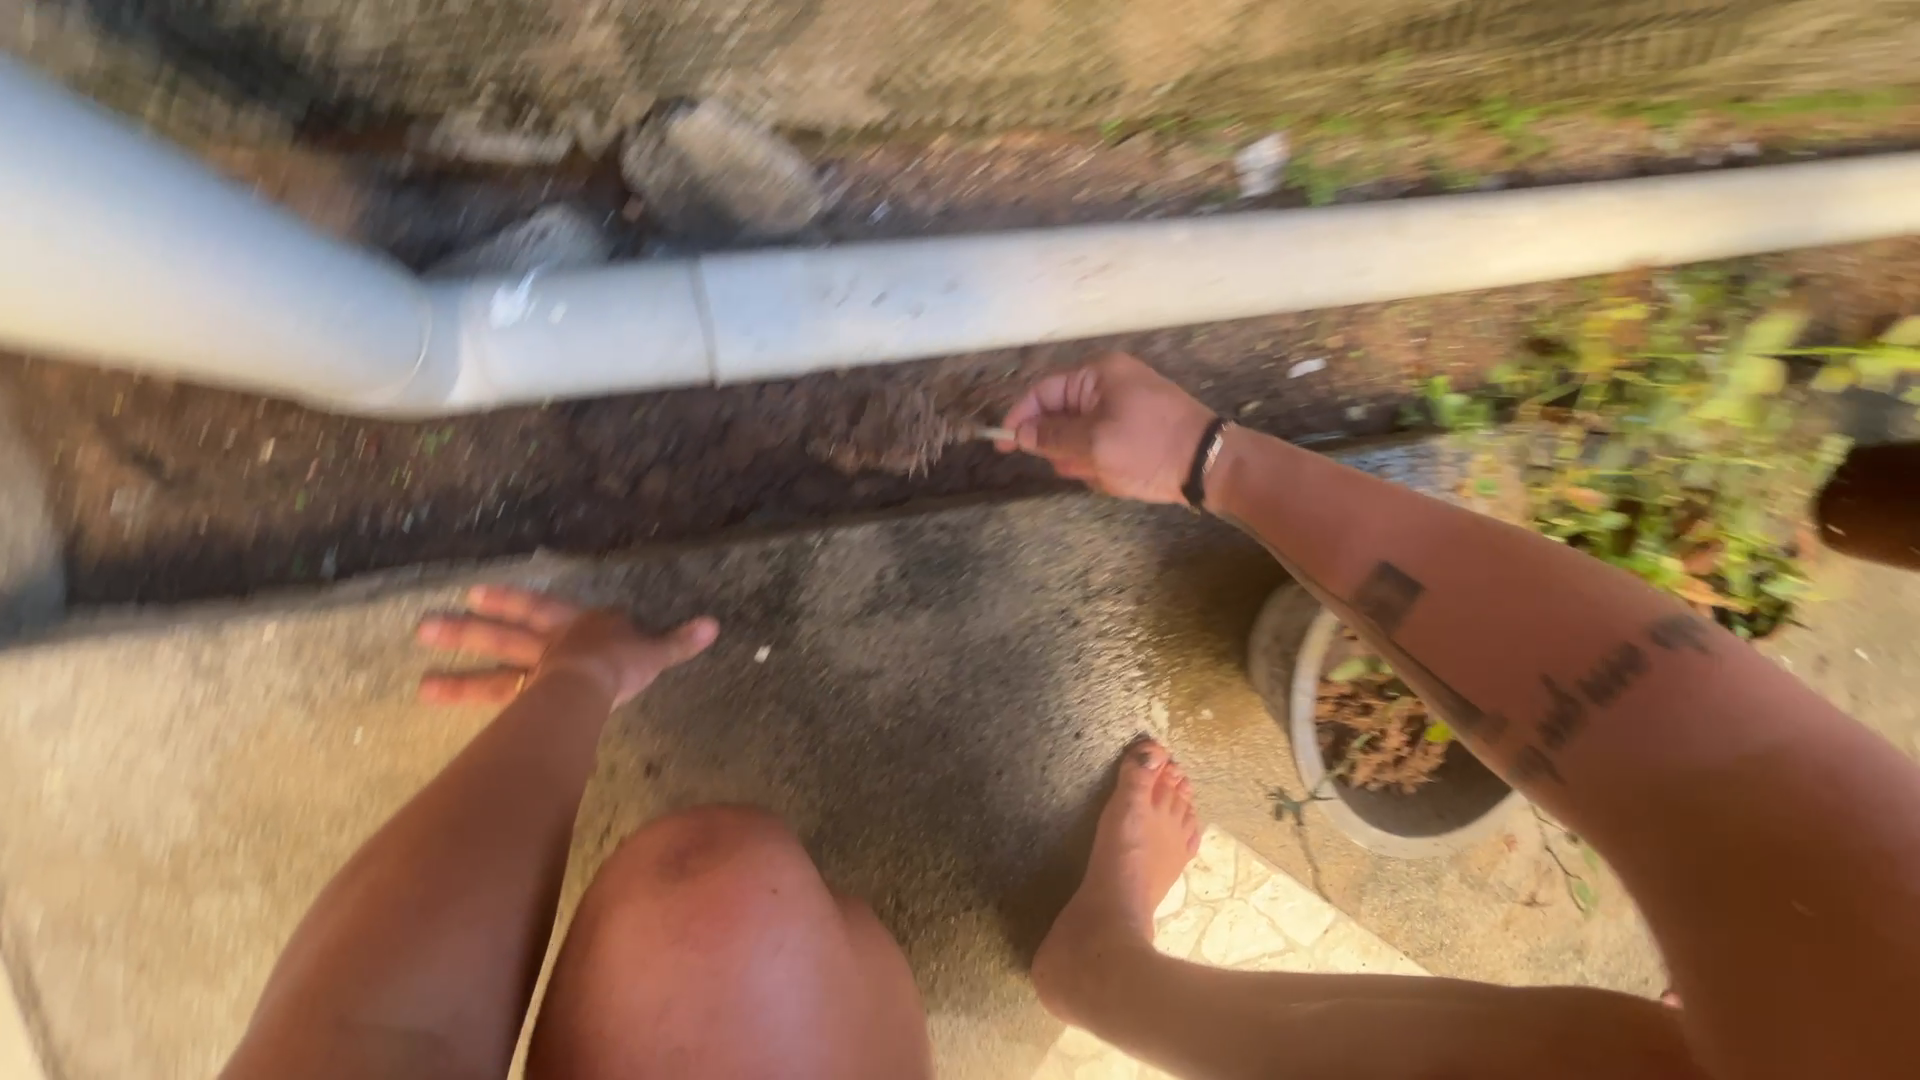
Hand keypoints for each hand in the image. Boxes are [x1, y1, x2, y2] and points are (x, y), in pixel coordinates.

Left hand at [415, 585, 718, 706]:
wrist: (594, 679)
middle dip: (470, 633)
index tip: (477, 594)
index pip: (546, 610)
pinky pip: (496, 701)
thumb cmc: (624, 661)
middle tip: (425, 627)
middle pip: (506, 637)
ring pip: (491, 672)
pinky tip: (437, 702)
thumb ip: (679, 641)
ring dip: (458, 675)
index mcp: (578, 628)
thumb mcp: (657, 649)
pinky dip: (469, 700)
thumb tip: (714, 625)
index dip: (514, 603)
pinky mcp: (527, 700)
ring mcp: (533, 674)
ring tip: (420, 684)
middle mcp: (548, 645)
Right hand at [997, 352, 1215, 503]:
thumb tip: (1020, 434)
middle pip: (1060, 415)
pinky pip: (1102, 445)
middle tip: (1073, 467)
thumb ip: (1052, 438)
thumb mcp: (1094, 444)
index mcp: (1097, 374)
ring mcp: (1124, 406)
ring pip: (1080, 436)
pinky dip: (1102, 463)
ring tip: (1104, 473)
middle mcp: (1108, 384)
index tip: (1003, 445)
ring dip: (1084, 459)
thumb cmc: (1149, 447)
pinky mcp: (1136, 428)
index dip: (1019, 418)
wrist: (1209, 465)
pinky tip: (1118, 477)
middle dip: (1063, 446)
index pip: (1042, 392)